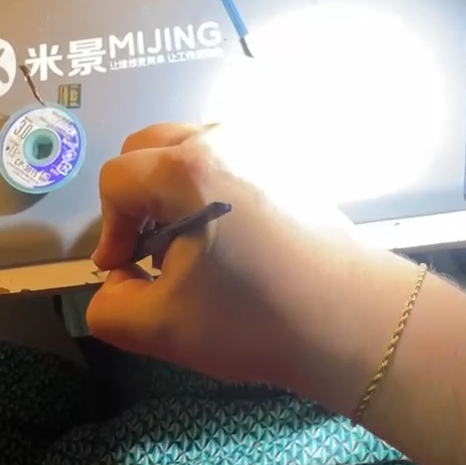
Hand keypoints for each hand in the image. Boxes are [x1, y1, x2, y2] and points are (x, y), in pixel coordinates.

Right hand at [86, 124, 419, 413]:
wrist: (355, 317)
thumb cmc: (256, 316)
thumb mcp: (164, 328)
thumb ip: (111, 307)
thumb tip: (116, 279)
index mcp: (186, 166)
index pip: (116, 178)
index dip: (110, 227)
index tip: (127, 269)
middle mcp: (218, 137)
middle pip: (145, 146)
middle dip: (135, 196)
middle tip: (149, 247)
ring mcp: (256, 140)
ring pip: (185, 144)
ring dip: (168, 184)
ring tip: (186, 238)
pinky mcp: (283, 154)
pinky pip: (223, 152)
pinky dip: (206, 181)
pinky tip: (228, 230)